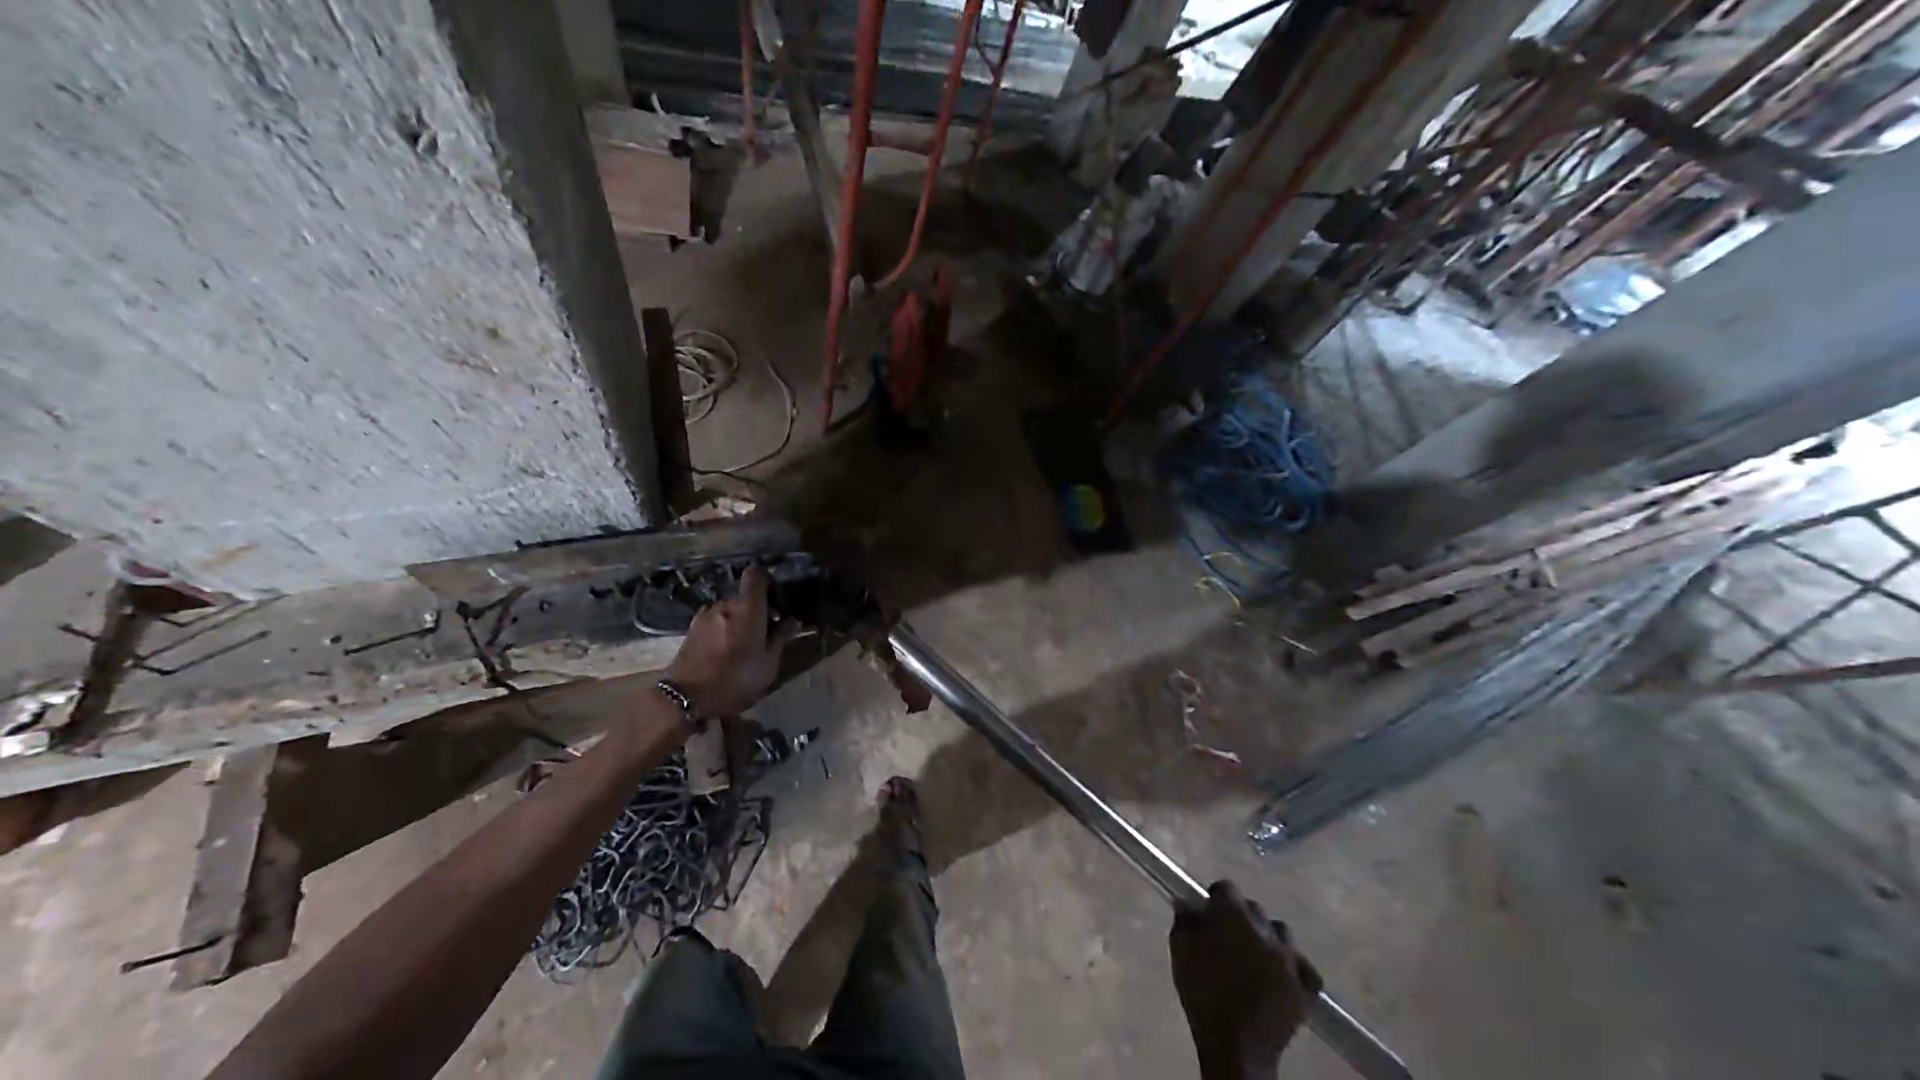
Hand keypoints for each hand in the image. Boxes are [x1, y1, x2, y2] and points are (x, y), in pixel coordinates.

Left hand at [664, 565, 796, 716]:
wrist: (686, 697)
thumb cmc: (736, 679)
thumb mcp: (768, 664)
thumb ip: (780, 638)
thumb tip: (793, 620)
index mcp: (748, 609)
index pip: (755, 576)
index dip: (765, 579)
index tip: (775, 593)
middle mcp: (725, 605)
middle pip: (742, 596)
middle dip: (754, 608)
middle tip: (764, 628)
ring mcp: (705, 616)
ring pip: (727, 609)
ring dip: (736, 619)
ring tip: (742, 642)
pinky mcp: (691, 630)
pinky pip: (713, 621)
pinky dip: (721, 628)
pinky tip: (724, 649)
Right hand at [1169, 881, 1320, 1078]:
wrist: (1236, 1046)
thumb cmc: (1202, 995)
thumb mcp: (1181, 952)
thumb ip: (1185, 921)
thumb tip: (1188, 902)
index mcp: (1232, 915)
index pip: (1227, 888)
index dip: (1217, 899)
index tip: (1209, 913)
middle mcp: (1264, 928)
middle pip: (1254, 909)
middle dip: (1241, 918)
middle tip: (1228, 940)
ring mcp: (1289, 956)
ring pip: (1281, 932)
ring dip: (1268, 938)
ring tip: (1256, 958)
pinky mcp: (1307, 985)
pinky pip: (1305, 966)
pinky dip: (1294, 967)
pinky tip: (1282, 976)